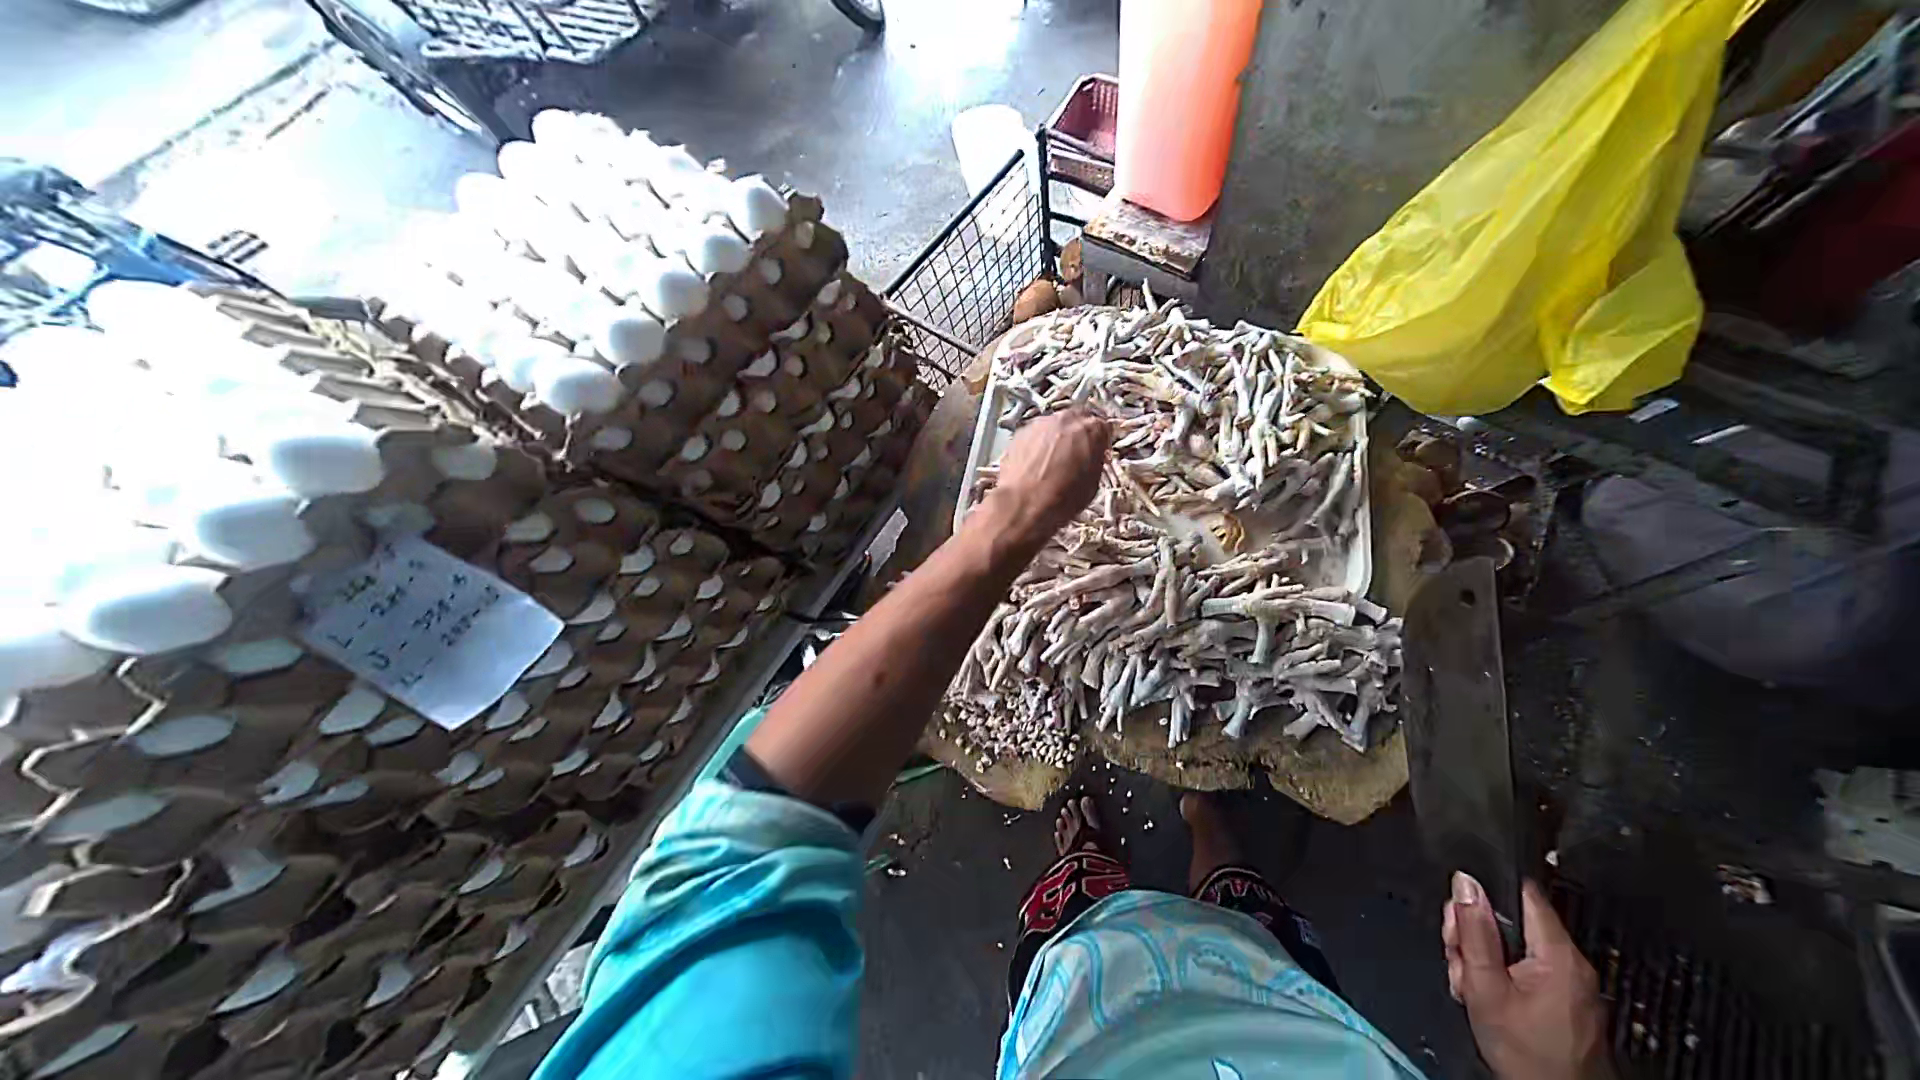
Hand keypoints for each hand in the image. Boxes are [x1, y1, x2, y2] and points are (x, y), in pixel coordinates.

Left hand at [987, 407, 1110, 545]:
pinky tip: (1035, 463)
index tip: (1098, 452)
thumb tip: (1093, 457)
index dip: (1100, 442)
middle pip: (1077, 420)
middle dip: (1078, 435)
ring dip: (1056, 438)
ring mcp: (1041, 423)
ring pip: (1054, 426)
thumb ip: (1095, 460)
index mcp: (1092, 429)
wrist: (1024, 503)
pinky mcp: (1020, 432)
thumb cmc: (1062, 498)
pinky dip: (1037, 444)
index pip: (1103, 427)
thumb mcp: (1093, 483)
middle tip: (1075, 454)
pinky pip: (1035, 434)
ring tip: (1052, 461)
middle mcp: (1067, 419)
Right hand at [1443, 874, 1612, 1079]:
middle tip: (1459, 960)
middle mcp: (1571, 964)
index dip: (1484, 894)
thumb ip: (1473, 931)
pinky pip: (1524, 969)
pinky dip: (1498, 976)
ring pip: (1511, 947)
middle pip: (1511, 922)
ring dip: (1481, 958)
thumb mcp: (1484, 985)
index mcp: (1558, 955)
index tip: (1459, 913)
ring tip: (1471, 987)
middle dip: (1473, 933)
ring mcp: (1571, 984)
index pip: (1522, 893)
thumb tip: (1465, 882)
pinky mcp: (1565, 1000)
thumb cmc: (1525, 1053)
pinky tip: (1485, 997)